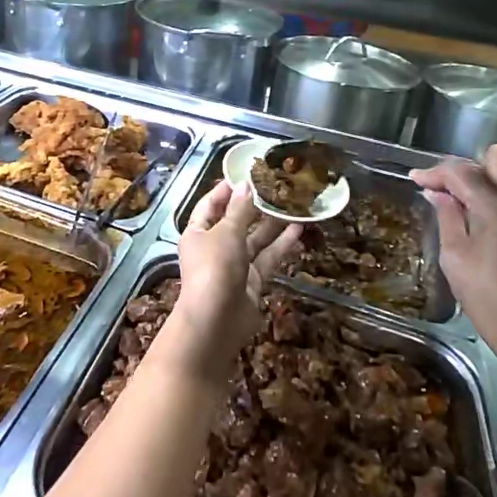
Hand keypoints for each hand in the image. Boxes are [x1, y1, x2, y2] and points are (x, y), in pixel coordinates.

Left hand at [170, 181, 302, 378]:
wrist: (217, 321)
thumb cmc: (214, 268)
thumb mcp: (227, 233)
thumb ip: (239, 210)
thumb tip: (246, 185)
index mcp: (197, 233)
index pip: (209, 206)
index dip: (224, 191)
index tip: (243, 176)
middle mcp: (214, 248)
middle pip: (234, 223)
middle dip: (253, 207)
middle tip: (275, 187)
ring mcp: (234, 266)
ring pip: (255, 240)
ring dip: (272, 224)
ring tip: (293, 205)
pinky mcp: (252, 282)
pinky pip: (267, 258)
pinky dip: (281, 245)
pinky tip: (298, 229)